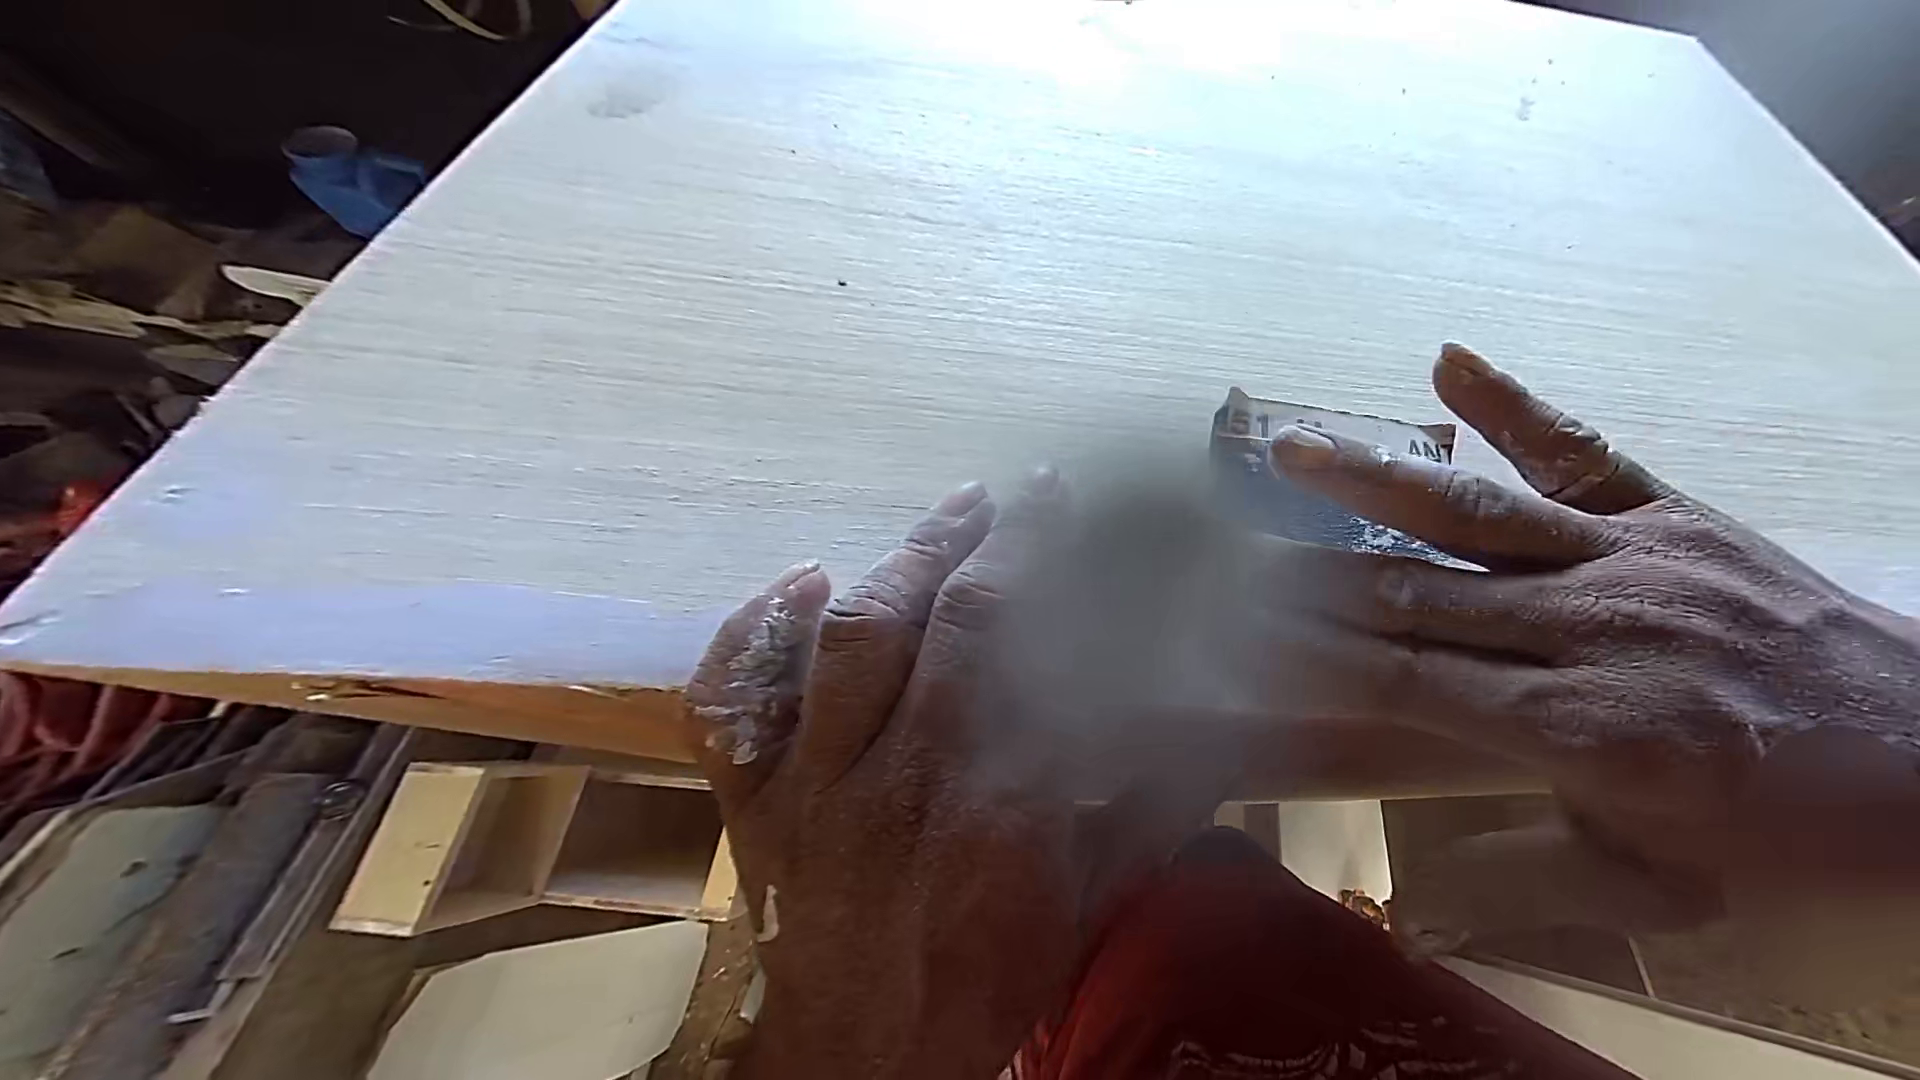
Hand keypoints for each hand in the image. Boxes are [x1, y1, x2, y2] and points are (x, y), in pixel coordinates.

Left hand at [684, 472, 1222, 1077]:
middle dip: (990, 543)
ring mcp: (814, 784)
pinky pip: (732, 702)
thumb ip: (1146, 800)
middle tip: (1016, 492)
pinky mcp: (754, 800)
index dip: (1053, 568)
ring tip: (947, 513)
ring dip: (905, 561)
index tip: (1068, 511)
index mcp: (1001, 806)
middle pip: (951, 624)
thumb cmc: (986, 974)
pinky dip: (756, 630)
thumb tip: (1206, 719)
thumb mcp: (1090, 895)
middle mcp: (906, 776)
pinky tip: (805, 578)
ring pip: (854, 640)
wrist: (864, 1059)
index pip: (1033, 651)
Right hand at [1264, 344, 1919, 950]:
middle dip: (1306, 577)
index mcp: (1585, 727)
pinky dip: (1512, 407)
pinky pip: (1578, 452)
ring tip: (1289, 449)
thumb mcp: (1657, 881)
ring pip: (1469, 515)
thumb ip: (1521, 869)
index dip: (1310, 653)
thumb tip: (1407, 905)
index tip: (1237, 631)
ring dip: (1366, 483)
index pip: (1401, 678)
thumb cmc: (1795, 834)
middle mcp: (1592, 630)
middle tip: (1229, 553)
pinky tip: (1448, 363)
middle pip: (1410, 595)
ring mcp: (1630, 559)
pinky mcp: (1673, 514)